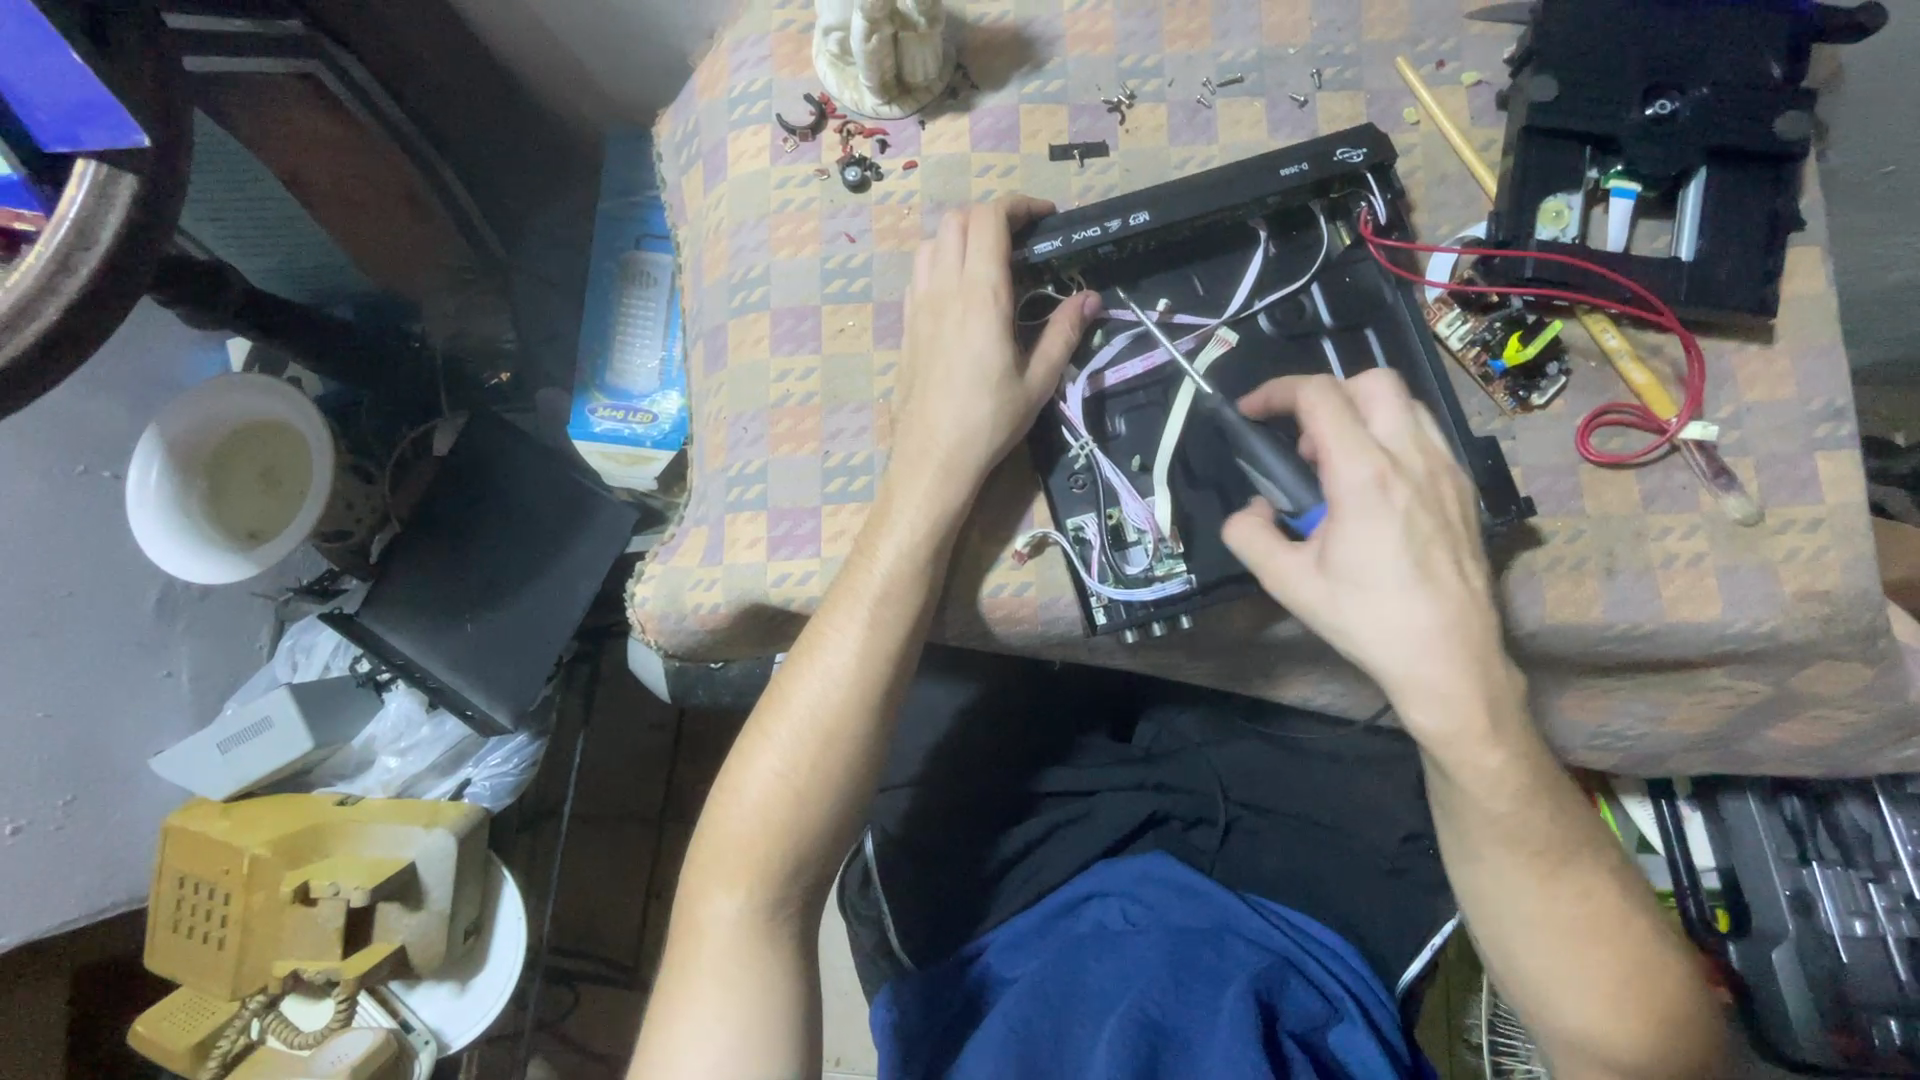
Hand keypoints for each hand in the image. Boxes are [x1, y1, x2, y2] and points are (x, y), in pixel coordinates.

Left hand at [888, 195, 1100, 507]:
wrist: (933, 457)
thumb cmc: (989, 423)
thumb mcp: (1038, 382)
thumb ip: (1063, 333)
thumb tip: (1090, 297)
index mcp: (981, 296)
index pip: (990, 219)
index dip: (1018, 206)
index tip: (1044, 219)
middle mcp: (944, 289)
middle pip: (958, 220)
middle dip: (992, 216)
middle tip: (1022, 240)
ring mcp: (919, 305)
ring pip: (932, 242)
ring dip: (962, 236)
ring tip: (989, 262)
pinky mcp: (907, 325)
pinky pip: (919, 273)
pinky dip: (940, 262)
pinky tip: (960, 292)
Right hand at [1219, 371, 1520, 736]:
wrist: (1448, 656)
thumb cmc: (1366, 619)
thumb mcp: (1287, 583)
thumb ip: (1249, 535)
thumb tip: (1252, 510)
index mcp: (1364, 476)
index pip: (1320, 396)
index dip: (1276, 392)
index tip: (1252, 412)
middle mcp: (1412, 458)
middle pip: (1372, 382)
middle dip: (1326, 395)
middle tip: (1301, 442)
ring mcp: (1446, 470)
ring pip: (1406, 403)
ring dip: (1361, 413)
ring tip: (1335, 462)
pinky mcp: (1463, 489)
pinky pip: (1427, 434)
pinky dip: (1391, 436)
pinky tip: (1373, 485)